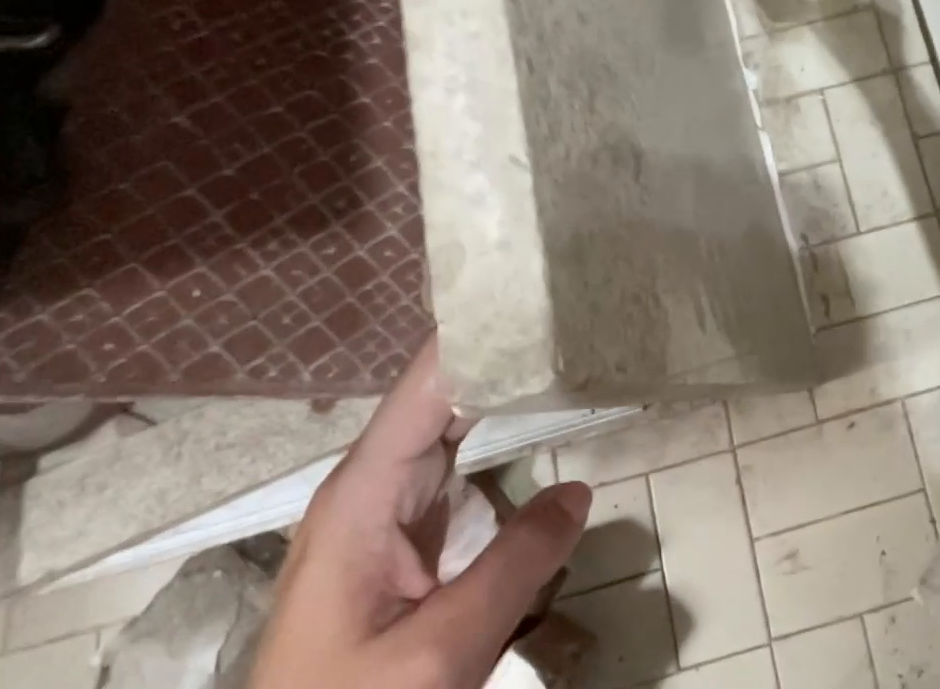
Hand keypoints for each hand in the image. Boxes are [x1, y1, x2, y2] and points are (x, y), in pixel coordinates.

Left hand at [251, 342, 592, 687]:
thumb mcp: (439, 649)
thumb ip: (515, 564)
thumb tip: (577, 489)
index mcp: (362, 496)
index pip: (425, 389)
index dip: (475, 336)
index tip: (531, 291)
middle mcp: (371, 490)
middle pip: (441, 397)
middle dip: (501, 352)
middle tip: (569, 313)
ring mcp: (387, 517)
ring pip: (453, 431)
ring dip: (504, 390)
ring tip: (563, 349)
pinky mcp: (407, 543)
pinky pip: (460, 473)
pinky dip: (502, 440)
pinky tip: (538, 421)